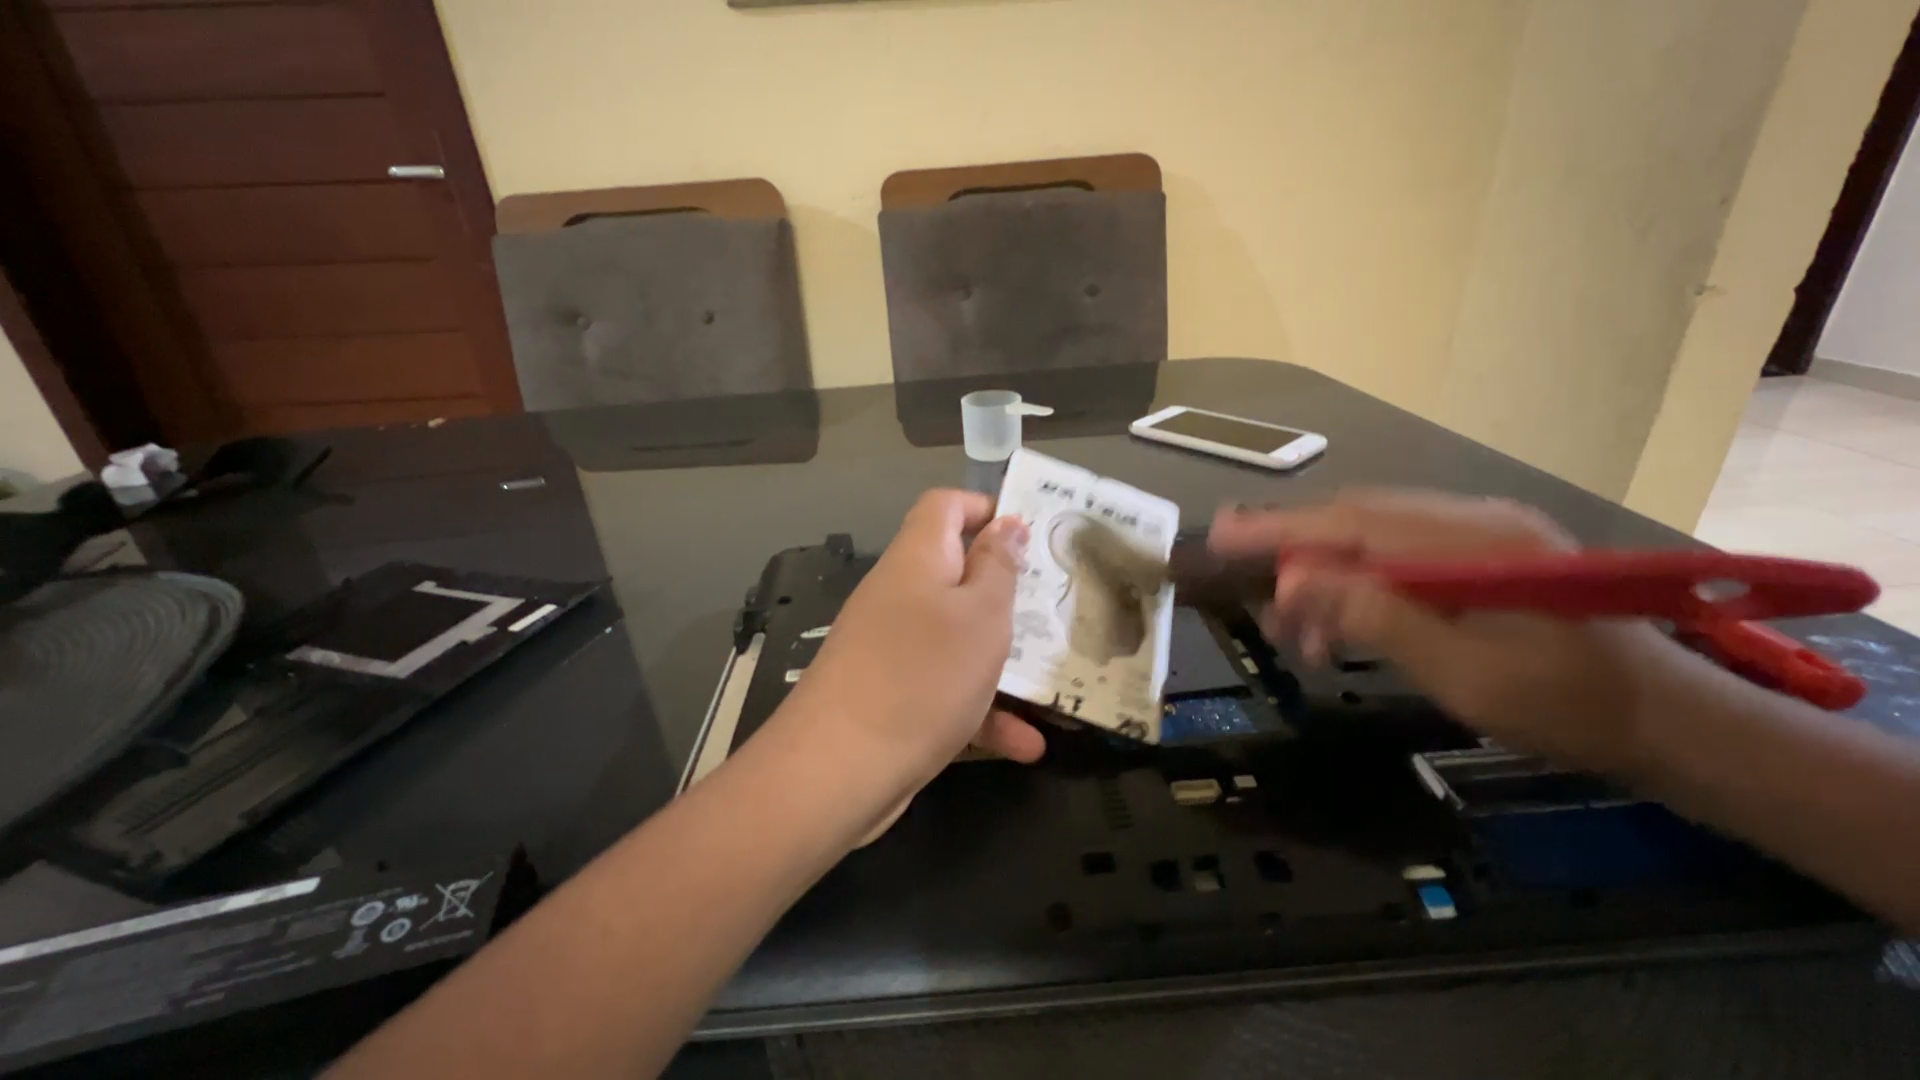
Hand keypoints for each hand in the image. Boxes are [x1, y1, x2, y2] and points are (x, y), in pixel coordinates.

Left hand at [785, 490, 1044, 787]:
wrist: (839, 768)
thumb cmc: (923, 676)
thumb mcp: (980, 616)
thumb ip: (998, 567)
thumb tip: (1005, 522)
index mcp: (917, 560)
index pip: (944, 507)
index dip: (985, 508)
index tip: (1032, 534)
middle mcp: (900, 597)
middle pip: (956, 577)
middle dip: (1006, 596)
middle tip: (1054, 611)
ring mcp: (892, 650)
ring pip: (957, 641)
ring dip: (1003, 665)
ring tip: (1054, 688)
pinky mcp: (892, 697)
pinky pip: (945, 690)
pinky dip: (982, 712)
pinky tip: (1026, 747)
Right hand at [1208, 490, 1679, 771]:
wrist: (1671, 720)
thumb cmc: (1569, 707)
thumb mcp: (1466, 674)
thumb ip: (1380, 619)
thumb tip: (1296, 580)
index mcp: (1472, 542)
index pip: (1353, 521)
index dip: (1281, 528)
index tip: (1221, 534)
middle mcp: (1475, 520)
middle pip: (1359, 521)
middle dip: (1298, 558)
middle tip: (1261, 609)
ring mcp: (1486, 535)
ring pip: (1378, 539)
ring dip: (1330, 580)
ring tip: (1303, 637)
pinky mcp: (1491, 557)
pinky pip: (1406, 555)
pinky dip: (1365, 586)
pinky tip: (1353, 627)